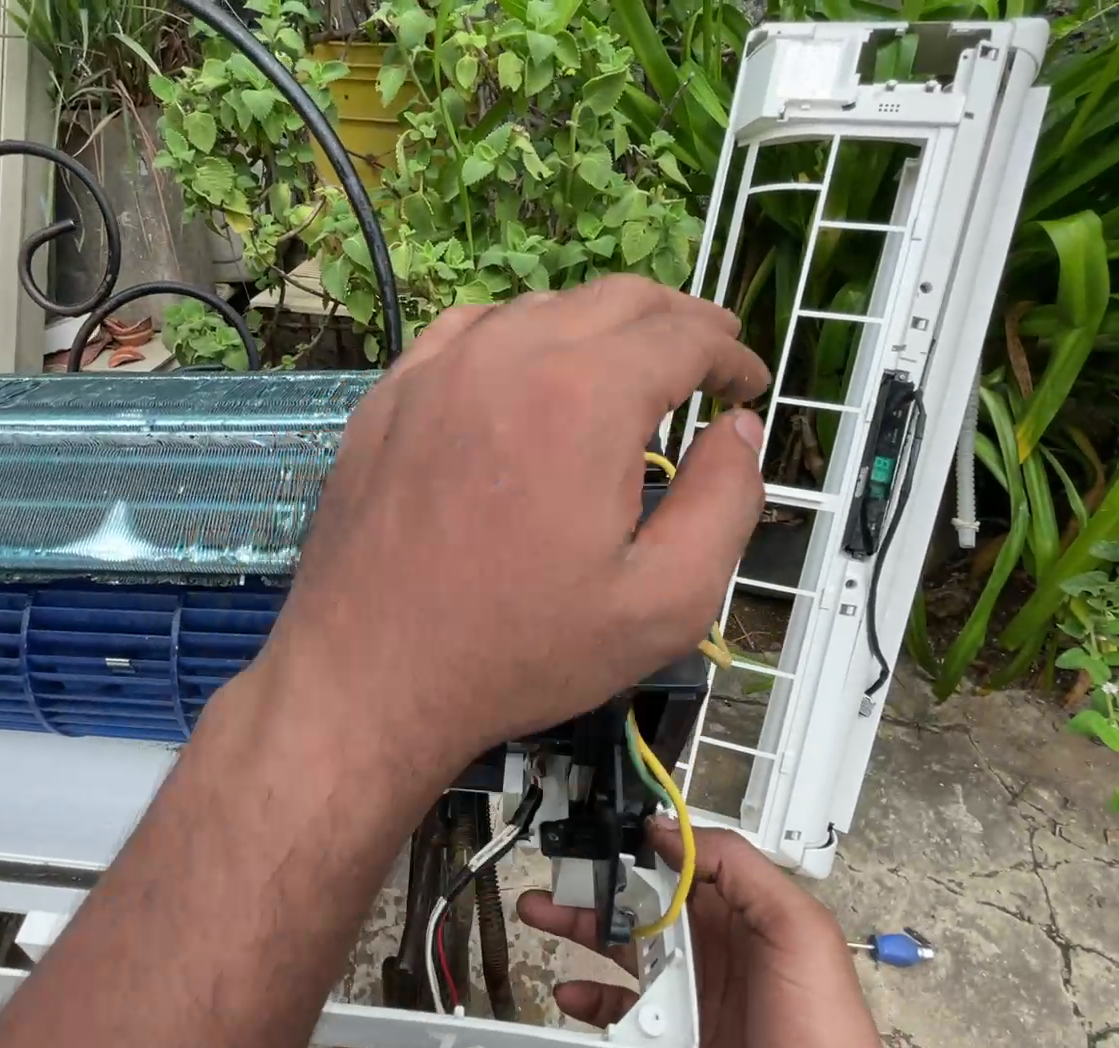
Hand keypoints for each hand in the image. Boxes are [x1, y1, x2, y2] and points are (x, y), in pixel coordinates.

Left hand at [243, 277, 768, 772]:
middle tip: (706, 358)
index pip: (681, 337)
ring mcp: (435, 370)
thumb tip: (737, 431)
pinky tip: (525, 370)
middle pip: (615, 300)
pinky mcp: (388, 397)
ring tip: (625, 365)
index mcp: (583, 397)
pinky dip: (517, 336)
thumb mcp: (662, 602)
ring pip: (539, 308)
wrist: (370, 675)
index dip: (730, 353)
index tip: (749, 382)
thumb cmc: (519, 650)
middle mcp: (507, 356)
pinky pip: (466, 334)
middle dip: (677, 322)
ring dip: (598, 325)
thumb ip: (726, 502)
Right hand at [519, 822, 892, 1047]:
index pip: (681, 865)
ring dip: (579, 929)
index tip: (596, 832)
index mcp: (743, 918)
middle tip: (555, 874)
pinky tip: (570, 992)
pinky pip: (618, 1014)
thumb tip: (668, 830)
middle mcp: (713, 953)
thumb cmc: (824, 1043)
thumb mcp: (798, 934)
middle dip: (595, 884)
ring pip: (622, 952)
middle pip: (641, 903)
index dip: (638, 845)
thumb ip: (739, 868)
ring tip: (539, 913)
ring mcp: (688, 1002)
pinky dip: (589, 999)